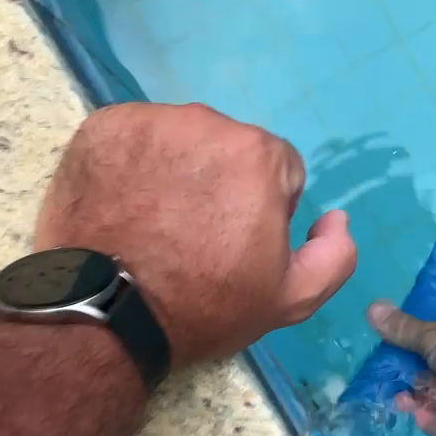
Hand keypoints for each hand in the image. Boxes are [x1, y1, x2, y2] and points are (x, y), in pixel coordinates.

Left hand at [35, 103, 356, 365]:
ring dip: (179, 171)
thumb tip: (336, 217)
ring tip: (157, 223)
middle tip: (195, 236)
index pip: (279, 170)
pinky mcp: (100, 128)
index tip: (237, 245)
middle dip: (223, 184)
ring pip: (182, 141)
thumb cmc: (206, 305)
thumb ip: (335, 255)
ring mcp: (148, 121)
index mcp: (258, 154)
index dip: (265, 210)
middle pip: (230, 150)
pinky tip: (126, 206)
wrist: (109, 314)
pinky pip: (135, 140)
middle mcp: (206, 121)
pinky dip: (135, 165)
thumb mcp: (291, 299)